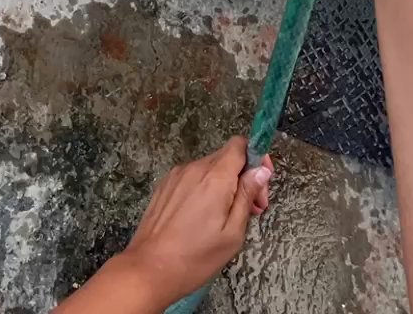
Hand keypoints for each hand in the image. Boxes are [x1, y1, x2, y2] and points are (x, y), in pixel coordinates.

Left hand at [112, 138, 272, 305]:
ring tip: (226, 219)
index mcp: (215, 177)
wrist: (150, 268)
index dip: (256, 158)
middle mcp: (195, 168)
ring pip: (210, 168)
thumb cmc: (195, 257)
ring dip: (224, 185)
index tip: (262, 183)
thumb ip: (247, 196)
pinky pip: (193, 177)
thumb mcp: (232, 233)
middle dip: (244, 178)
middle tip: (252, 210)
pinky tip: (204, 217)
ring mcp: (178, 174)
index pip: (240, 145)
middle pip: (227, 157)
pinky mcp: (166, 184)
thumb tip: (262, 171)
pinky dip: (205, 189)